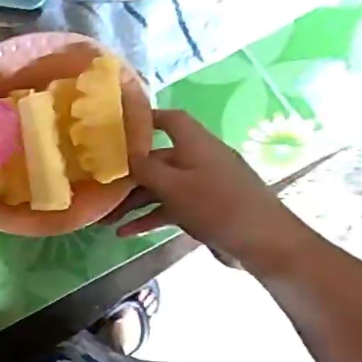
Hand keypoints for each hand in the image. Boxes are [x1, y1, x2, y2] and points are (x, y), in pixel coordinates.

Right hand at [102, 109, 320, 275]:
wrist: (263, 242)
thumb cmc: (217, 205)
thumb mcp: (173, 186)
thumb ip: (144, 169)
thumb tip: (123, 156)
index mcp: (196, 146)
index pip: (171, 120)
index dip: (146, 119)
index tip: (117, 127)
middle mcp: (198, 161)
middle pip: (156, 161)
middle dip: (126, 177)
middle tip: (98, 189)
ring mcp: (201, 186)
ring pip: (158, 188)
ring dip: (132, 203)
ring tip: (105, 220)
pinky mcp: (203, 208)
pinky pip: (168, 208)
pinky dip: (147, 218)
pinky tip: (125, 233)